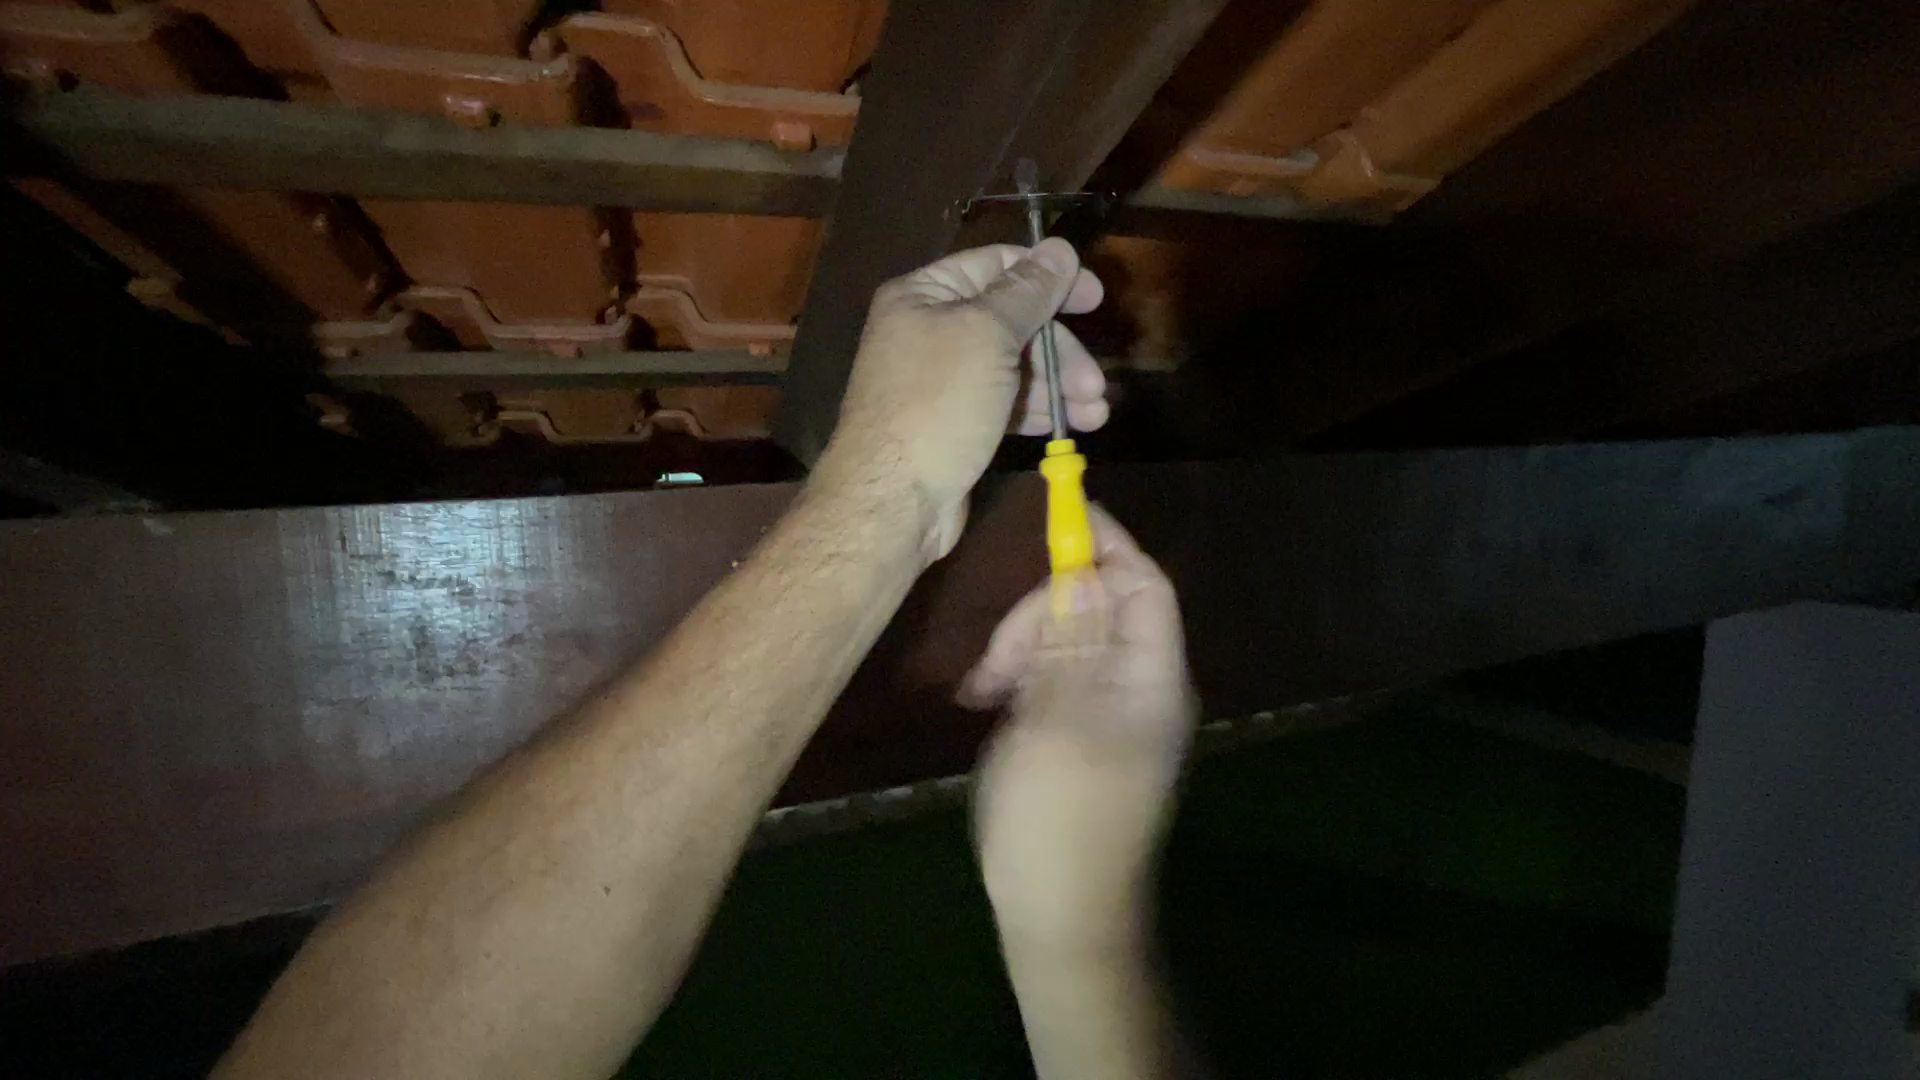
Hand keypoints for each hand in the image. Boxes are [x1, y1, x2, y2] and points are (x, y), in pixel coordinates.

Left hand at [817, 239, 1107, 559]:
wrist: (893, 500)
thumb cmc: (937, 404)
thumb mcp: (986, 335)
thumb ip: (1028, 292)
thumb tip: (1060, 249)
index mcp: (924, 295)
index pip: (995, 266)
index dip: (1049, 277)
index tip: (1095, 298)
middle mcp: (929, 331)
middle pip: (1010, 323)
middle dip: (1058, 351)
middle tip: (1095, 383)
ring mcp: (941, 382)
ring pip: (1011, 369)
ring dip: (1057, 387)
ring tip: (1095, 414)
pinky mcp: (954, 424)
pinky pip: (1002, 404)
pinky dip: (1035, 412)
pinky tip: (1071, 427)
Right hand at [961, 508, 1195, 948]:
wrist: (1059, 915)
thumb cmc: (1060, 818)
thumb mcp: (1057, 720)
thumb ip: (1071, 642)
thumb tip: (1083, 573)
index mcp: (1150, 678)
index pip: (1143, 586)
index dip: (1108, 544)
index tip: (1061, 512)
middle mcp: (1136, 685)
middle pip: (1095, 609)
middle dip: (1039, 615)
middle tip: (993, 660)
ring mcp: (1106, 709)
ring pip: (1064, 640)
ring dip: (1018, 650)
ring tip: (980, 690)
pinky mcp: (1076, 729)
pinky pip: (1050, 676)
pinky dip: (1016, 677)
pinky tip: (982, 702)